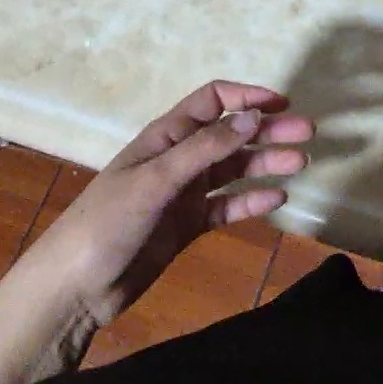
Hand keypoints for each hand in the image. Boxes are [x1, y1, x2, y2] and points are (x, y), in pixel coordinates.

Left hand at [23, 81, 313, 322]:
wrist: (75, 287)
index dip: (247, 96)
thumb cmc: (108, 221)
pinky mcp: (188, 225)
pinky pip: (227, 207)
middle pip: (232, 134)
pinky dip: (251, 202)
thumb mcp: (158, 178)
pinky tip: (277, 199)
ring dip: (266, 163)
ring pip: (234, 170)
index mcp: (167, 136)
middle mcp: (180, 158)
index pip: (213, 101)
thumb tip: (256, 114)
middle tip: (307, 132)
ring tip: (301, 163)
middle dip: (269, 129)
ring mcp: (185, 193)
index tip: (282, 102)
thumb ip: (207, 147)